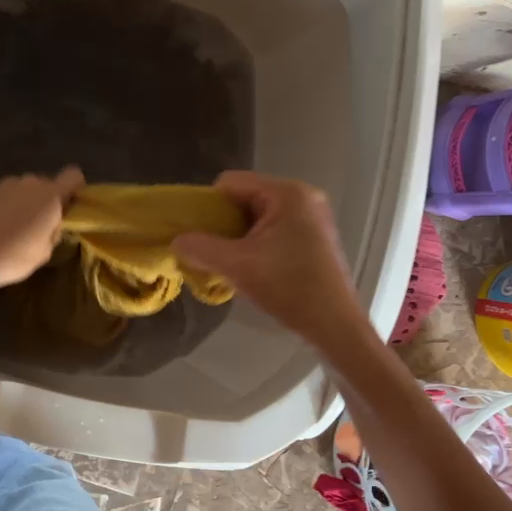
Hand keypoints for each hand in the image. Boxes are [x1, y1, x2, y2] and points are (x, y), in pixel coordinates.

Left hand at [0, 166, 84, 287]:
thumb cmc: (14, 256)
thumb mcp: (45, 251)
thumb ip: (54, 230)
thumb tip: (53, 221)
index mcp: (50, 195)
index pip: (73, 176)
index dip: (75, 188)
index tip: (70, 206)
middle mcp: (30, 182)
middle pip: (47, 184)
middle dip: (47, 199)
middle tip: (41, 224)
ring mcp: (6, 184)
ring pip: (25, 189)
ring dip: (26, 202)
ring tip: (17, 226)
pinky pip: (7, 194)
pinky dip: (8, 205)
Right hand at [173, 171, 362, 341]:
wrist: (337, 327)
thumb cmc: (290, 288)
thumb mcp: (237, 266)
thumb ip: (200, 247)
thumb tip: (175, 241)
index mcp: (286, 192)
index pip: (229, 184)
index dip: (209, 208)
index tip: (202, 237)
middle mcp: (302, 195)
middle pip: (244, 197)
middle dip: (225, 224)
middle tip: (217, 253)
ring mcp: (312, 214)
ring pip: (256, 214)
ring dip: (240, 236)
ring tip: (234, 263)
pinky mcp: (315, 234)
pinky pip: (273, 226)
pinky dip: (257, 242)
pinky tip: (255, 268)